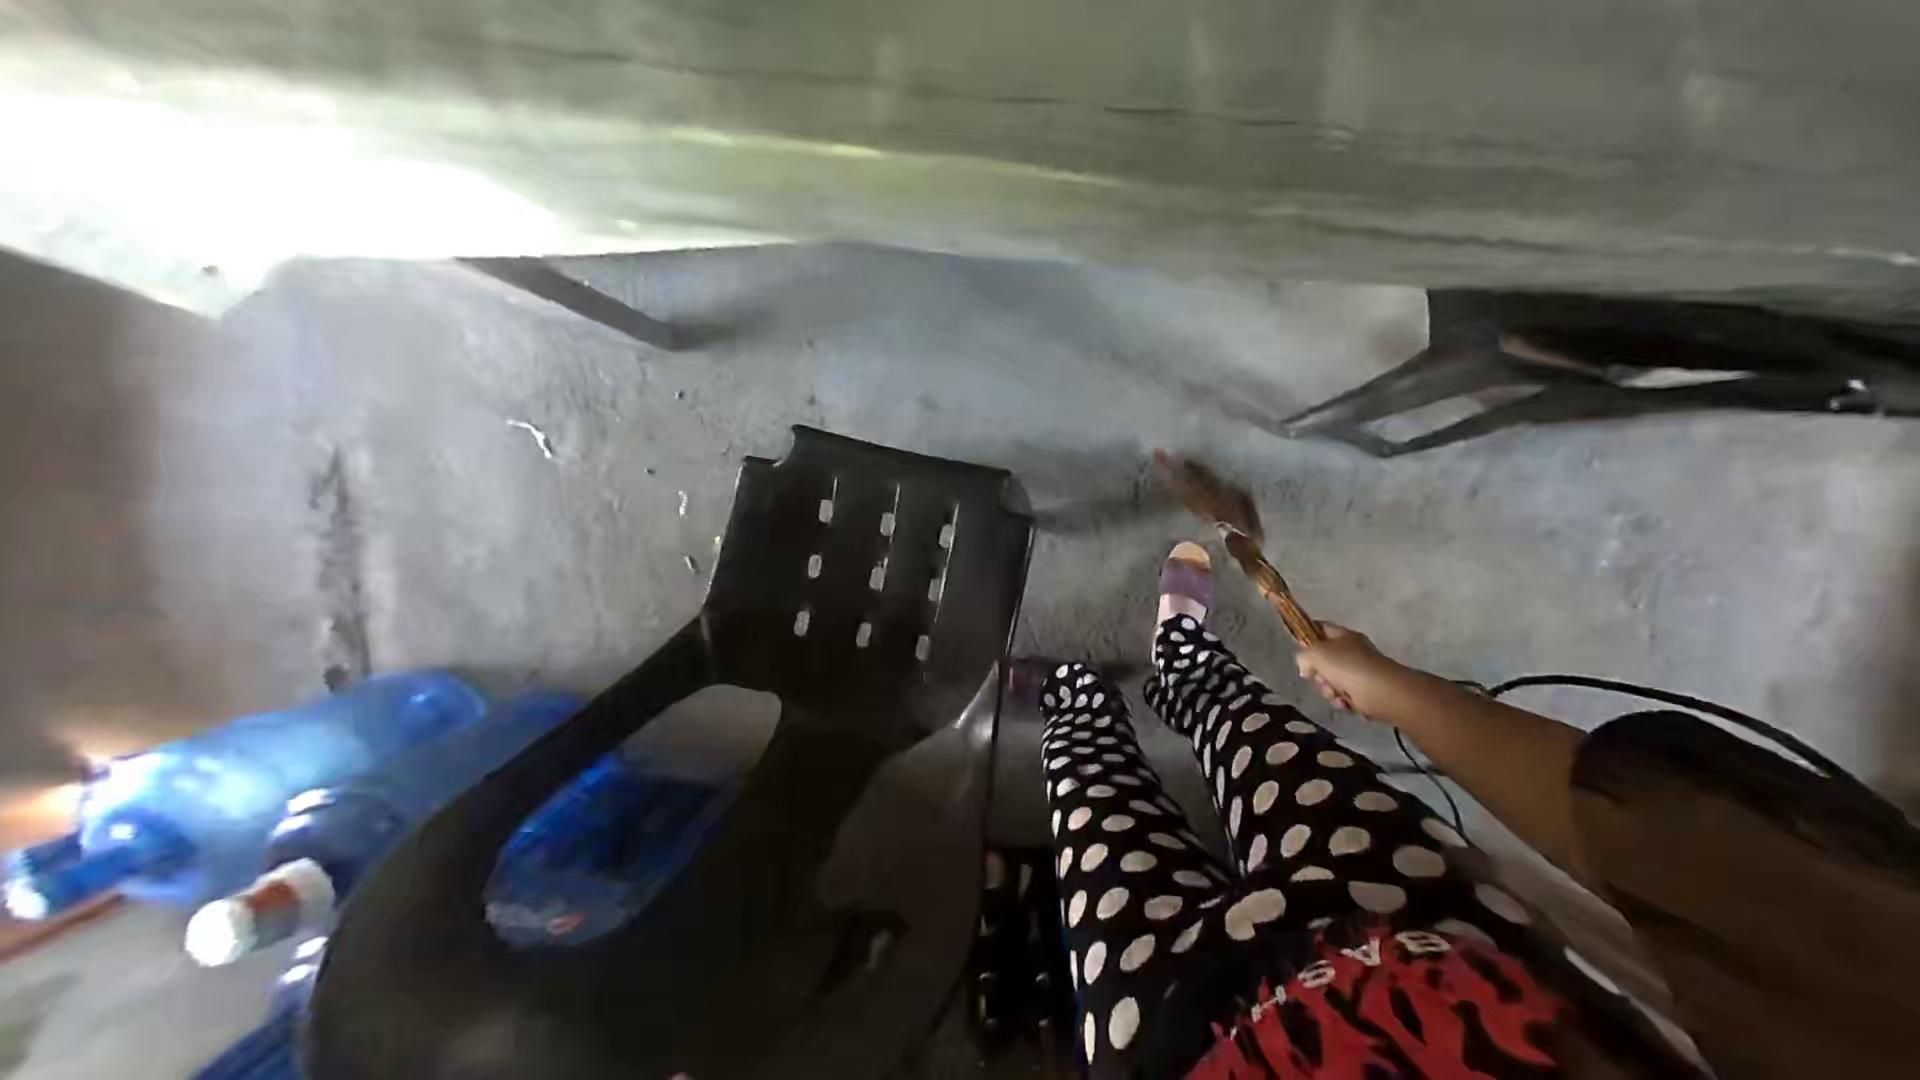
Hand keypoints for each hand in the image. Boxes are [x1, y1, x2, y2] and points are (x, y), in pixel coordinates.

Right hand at [1295, 623, 1407, 718]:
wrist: (1384, 693)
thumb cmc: (1348, 667)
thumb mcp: (1315, 654)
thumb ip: (1303, 656)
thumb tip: (1307, 669)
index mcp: (1343, 636)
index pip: (1319, 628)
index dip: (1306, 635)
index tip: (1300, 649)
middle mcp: (1352, 652)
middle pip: (1322, 659)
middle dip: (1317, 673)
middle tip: (1319, 677)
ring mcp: (1359, 672)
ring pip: (1330, 680)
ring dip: (1328, 689)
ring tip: (1335, 693)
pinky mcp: (1366, 692)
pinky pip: (1343, 695)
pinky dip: (1341, 701)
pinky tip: (1345, 702)